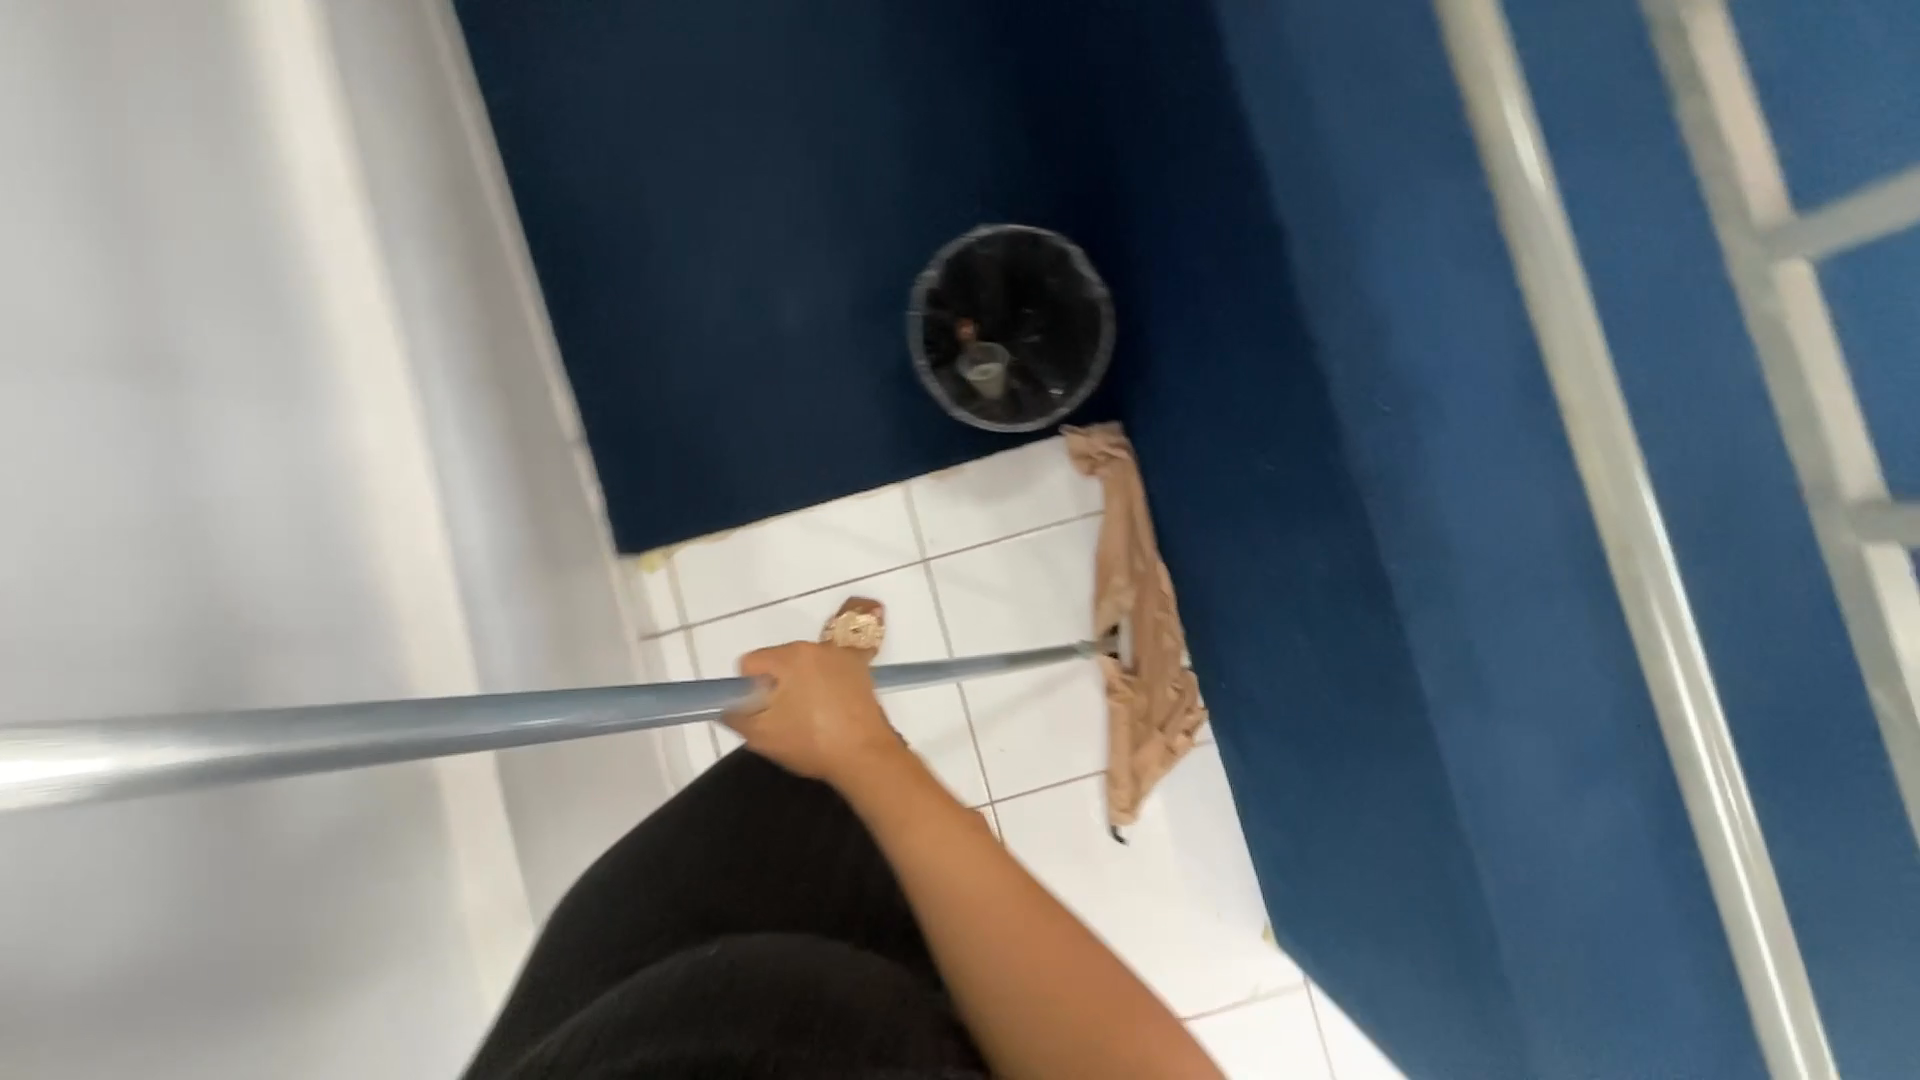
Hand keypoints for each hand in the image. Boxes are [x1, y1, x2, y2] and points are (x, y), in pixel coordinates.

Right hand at [725, 641, 906, 786]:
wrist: (865, 756)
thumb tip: (731, 703)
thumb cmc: (810, 742)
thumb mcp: (759, 736)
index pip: (751, 662)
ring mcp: (842, 656)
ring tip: (812, 718)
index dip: (748, 689)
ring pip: (804, 667)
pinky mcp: (861, 669)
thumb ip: (735, 714)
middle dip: (776, 686)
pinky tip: (831, 712)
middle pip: (779, 661)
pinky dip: (824, 686)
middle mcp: (817, 647)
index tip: (763, 712)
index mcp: (791, 656)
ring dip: (801, 685)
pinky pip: (828, 672)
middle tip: (787, 719)